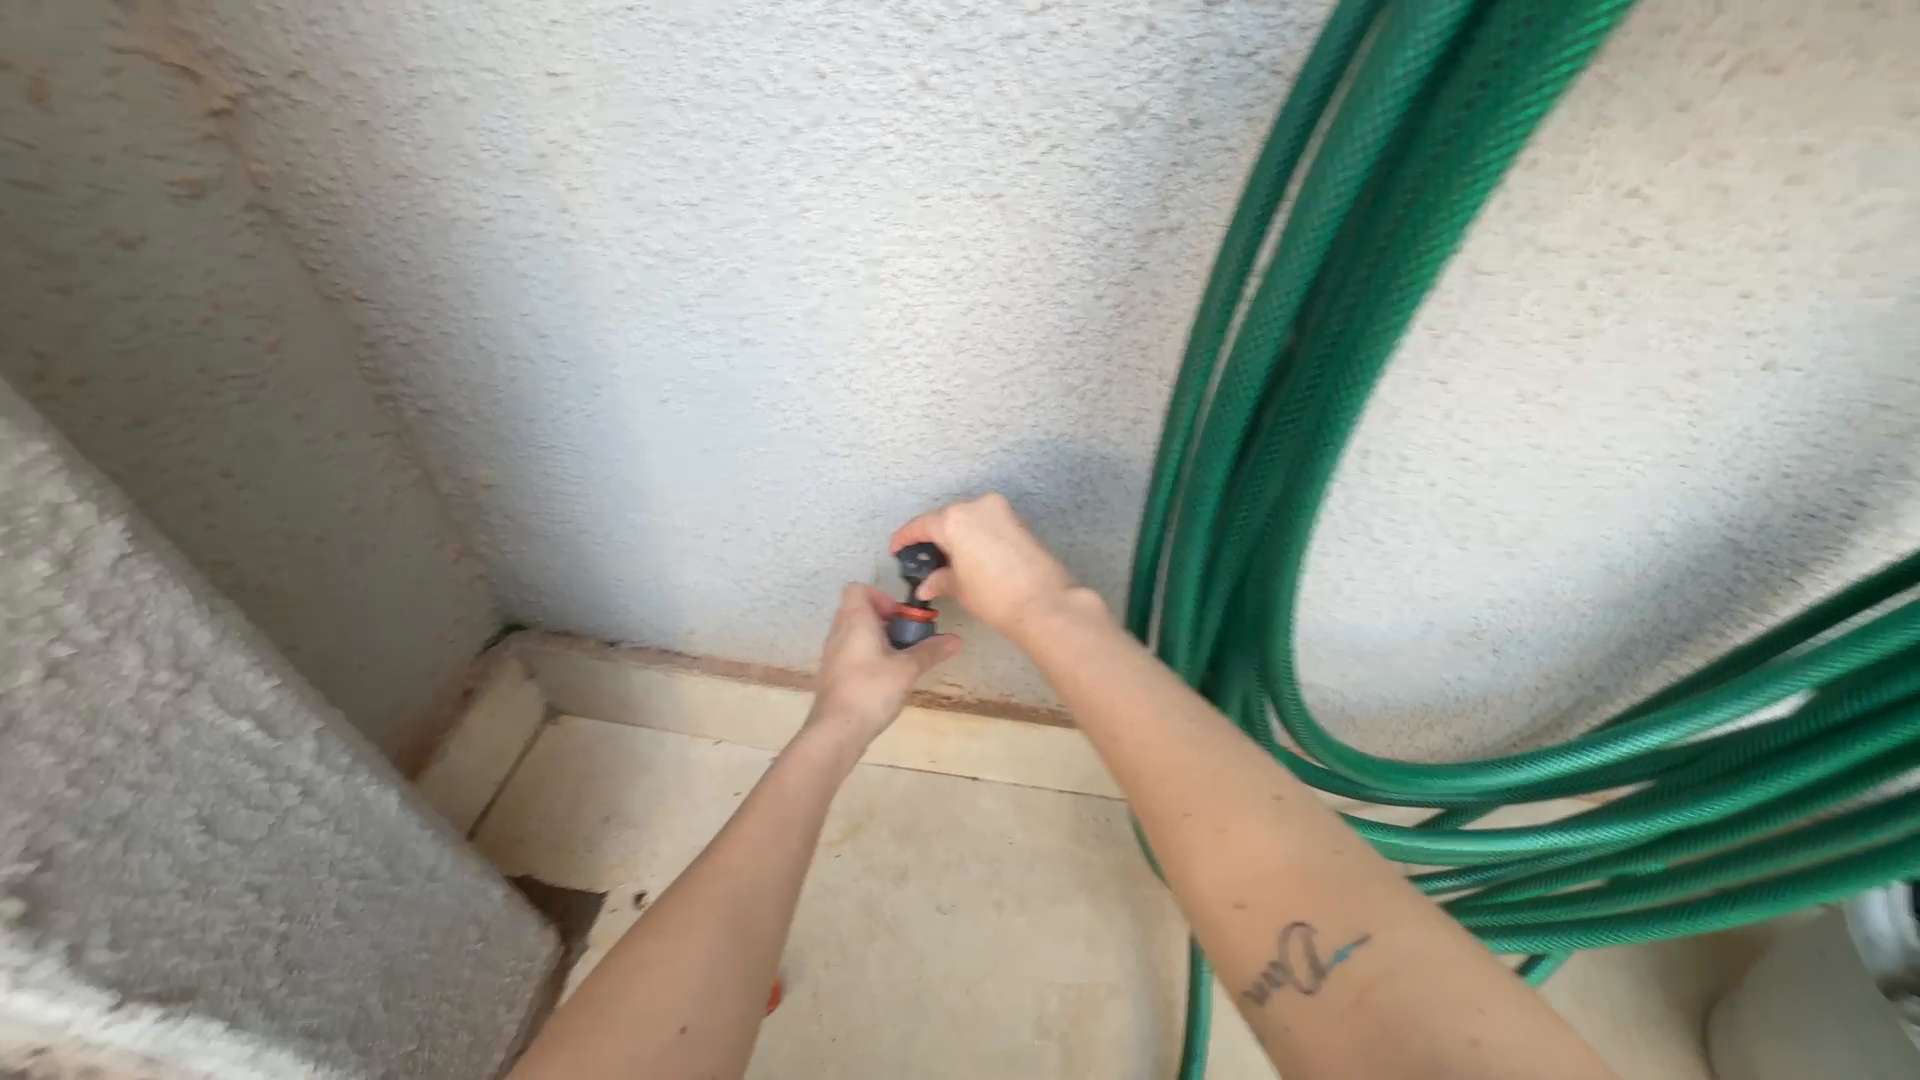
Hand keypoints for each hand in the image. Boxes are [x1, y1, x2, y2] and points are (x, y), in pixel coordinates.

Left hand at [804, 583, 959, 749]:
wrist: (837, 730)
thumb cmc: (871, 690)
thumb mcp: (908, 669)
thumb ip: (931, 651)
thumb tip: (956, 640)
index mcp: (855, 620)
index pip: (857, 588)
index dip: (881, 596)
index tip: (900, 617)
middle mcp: (838, 632)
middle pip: (858, 610)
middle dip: (885, 620)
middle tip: (906, 638)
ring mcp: (832, 654)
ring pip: (854, 633)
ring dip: (877, 639)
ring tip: (899, 659)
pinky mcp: (832, 675)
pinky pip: (850, 653)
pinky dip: (867, 657)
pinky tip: (884, 679)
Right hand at [890, 493, 1102, 639]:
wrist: (1044, 603)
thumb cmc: (997, 596)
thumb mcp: (960, 588)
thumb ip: (940, 579)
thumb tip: (928, 584)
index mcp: (955, 519)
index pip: (921, 525)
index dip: (905, 539)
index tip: (898, 549)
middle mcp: (977, 506)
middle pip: (946, 518)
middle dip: (933, 537)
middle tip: (923, 559)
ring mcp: (1001, 510)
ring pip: (968, 518)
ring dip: (956, 535)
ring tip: (948, 560)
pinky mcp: (1018, 520)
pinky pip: (988, 523)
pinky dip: (976, 535)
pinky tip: (971, 556)